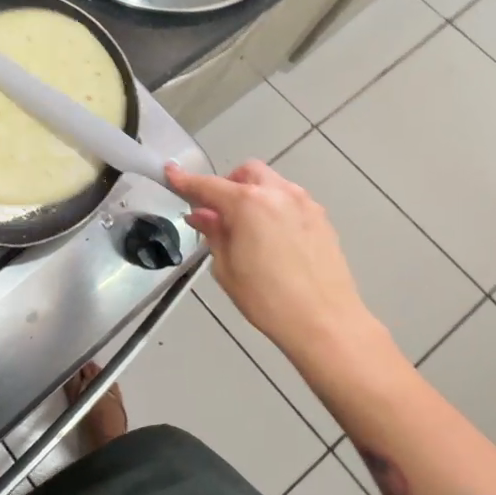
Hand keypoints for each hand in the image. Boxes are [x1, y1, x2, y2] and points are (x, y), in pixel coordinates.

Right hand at [166, 160, 395, 363]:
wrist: (325, 322)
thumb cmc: (267, 299)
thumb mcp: (227, 269)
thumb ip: (214, 233)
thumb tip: (203, 215)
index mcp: (249, 204)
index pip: (209, 186)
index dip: (186, 180)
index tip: (171, 173)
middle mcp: (278, 194)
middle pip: (247, 173)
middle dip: (229, 184)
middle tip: (219, 212)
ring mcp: (305, 204)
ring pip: (272, 184)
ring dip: (254, 194)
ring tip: (248, 228)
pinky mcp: (322, 219)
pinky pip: (291, 201)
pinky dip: (275, 208)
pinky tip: (274, 239)